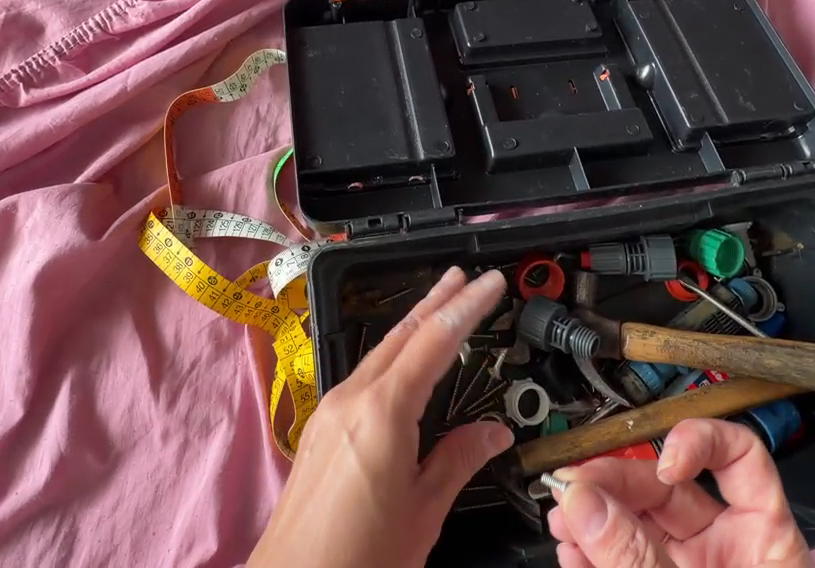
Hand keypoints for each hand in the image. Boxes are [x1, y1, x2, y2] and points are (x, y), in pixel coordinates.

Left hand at [249, 267, 513, 567]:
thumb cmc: (360, 560)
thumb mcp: (422, 514)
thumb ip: (457, 461)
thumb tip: (494, 433)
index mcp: (383, 413)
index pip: (435, 341)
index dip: (467, 306)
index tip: (490, 282)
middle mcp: (352, 398)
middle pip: (401, 334)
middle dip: (436, 300)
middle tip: (464, 274)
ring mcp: (331, 410)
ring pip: (380, 350)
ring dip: (414, 324)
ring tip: (440, 303)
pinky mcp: (321, 428)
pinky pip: (364, 373)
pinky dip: (393, 354)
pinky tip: (404, 359)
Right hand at [547, 418, 812, 567]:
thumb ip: (636, 555)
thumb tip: (584, 501)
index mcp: (765, 539)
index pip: (739, 455)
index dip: (699, 441)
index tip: (663, 457)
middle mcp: (729, 546)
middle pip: (665, 485)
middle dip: (613, 481)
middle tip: (573, 486)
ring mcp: (692, 567)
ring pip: (636, 519)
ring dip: (592, 514)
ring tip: (562, 517)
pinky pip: (621, 555)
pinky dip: (592, 549)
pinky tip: (571, 548)